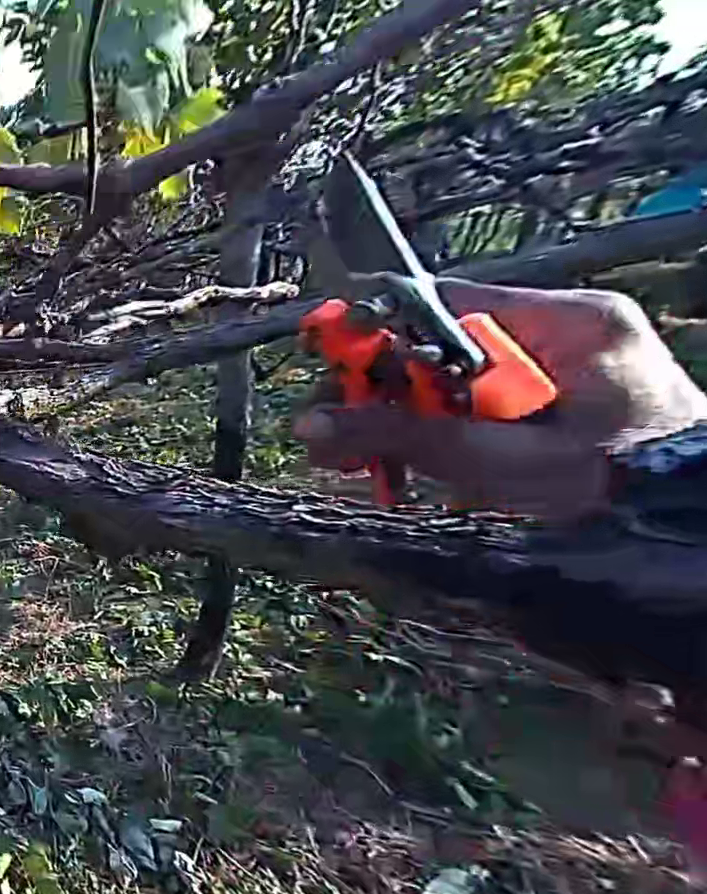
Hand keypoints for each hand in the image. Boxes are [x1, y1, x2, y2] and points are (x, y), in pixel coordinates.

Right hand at [294, 280, 706, 518]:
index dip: (368, 328)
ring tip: (349, 461)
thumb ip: (401, 434)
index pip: (435, 300)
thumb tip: (308, 423)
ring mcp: (534, 364)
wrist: (684, 510)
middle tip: (327, 435)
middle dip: (364, 391)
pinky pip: (446, 403)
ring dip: (376, 420)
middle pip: (419, 345)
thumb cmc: (606, 475)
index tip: (318, 360)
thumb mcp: (493, 456)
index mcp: (557, 321)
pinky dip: (408, 432)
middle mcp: (543, 330)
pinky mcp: (524, 396)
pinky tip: (386, 465)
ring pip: (424, 379)